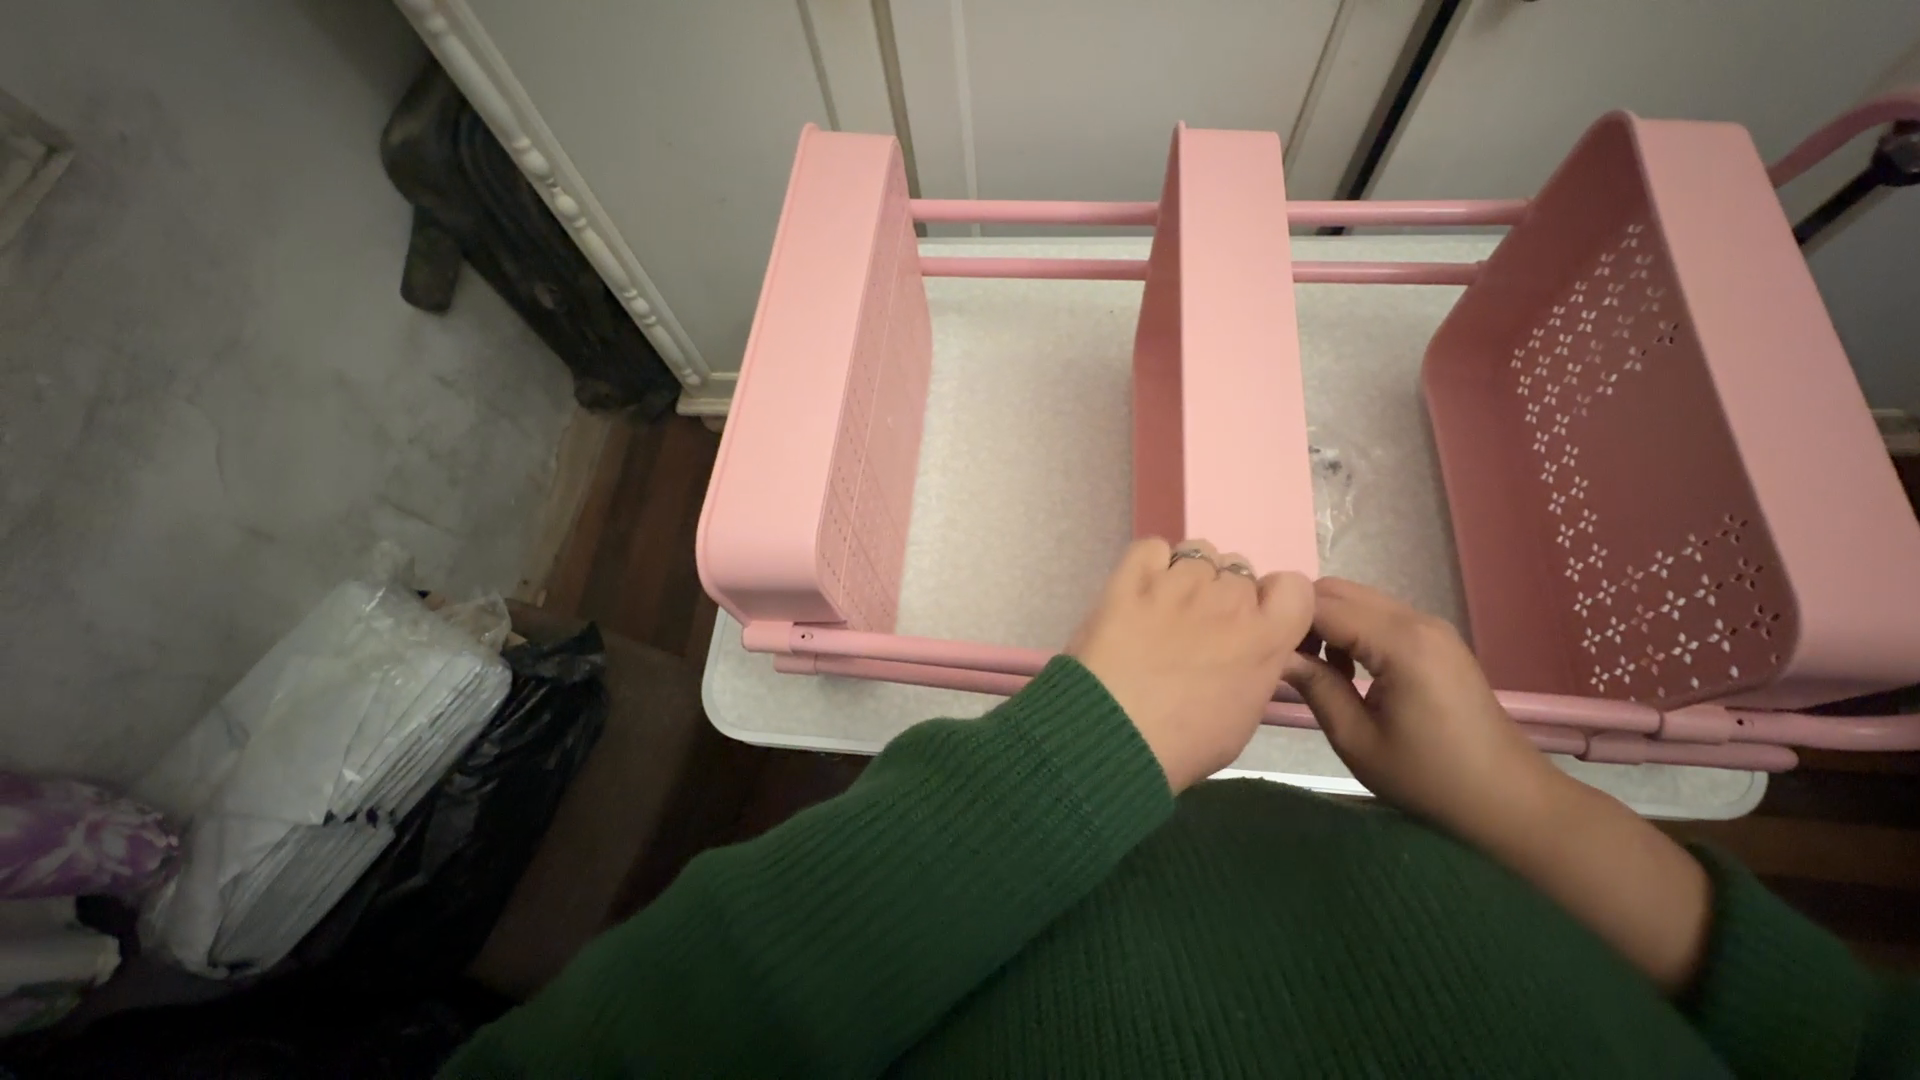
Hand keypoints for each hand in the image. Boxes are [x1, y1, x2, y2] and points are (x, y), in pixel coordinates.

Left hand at [1068, 538, 1313, 792]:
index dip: (1271, 599)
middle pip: (1237, 571)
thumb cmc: (1184, 744)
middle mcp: (1229, 600)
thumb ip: (1256, 666)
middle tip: (1195, 627)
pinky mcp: (1131, 578)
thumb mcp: (1245, 715)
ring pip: (1197, 554)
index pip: (1293, 586)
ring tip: (1162, 610)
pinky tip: (1138, 589)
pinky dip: (1149, 562)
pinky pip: (1151, 548)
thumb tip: (1247, 648)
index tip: (1251, 619)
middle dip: (1221, 594)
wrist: (1115, 735)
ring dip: (1186, 577)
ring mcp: (1179, 584)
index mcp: (1266, 637)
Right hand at [1283, 577, 1557, 833]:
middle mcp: (1416, 620)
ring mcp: (1430, 626)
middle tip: (1281, 658)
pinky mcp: (1435, 638)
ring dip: (1325, 622)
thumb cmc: (1428, 777)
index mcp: (1400, 642)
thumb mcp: (1356, 739)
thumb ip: (1314, 686)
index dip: (1282, 620)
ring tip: (1312, 668)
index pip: (1320, 606)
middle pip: (1336, 590)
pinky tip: (1347, 670)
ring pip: (1356, 598)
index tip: (1256, 649)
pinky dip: (1350, 628)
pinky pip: (1378, 614)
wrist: (1509, 799)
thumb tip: (1274, 655)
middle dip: (1300, 615)